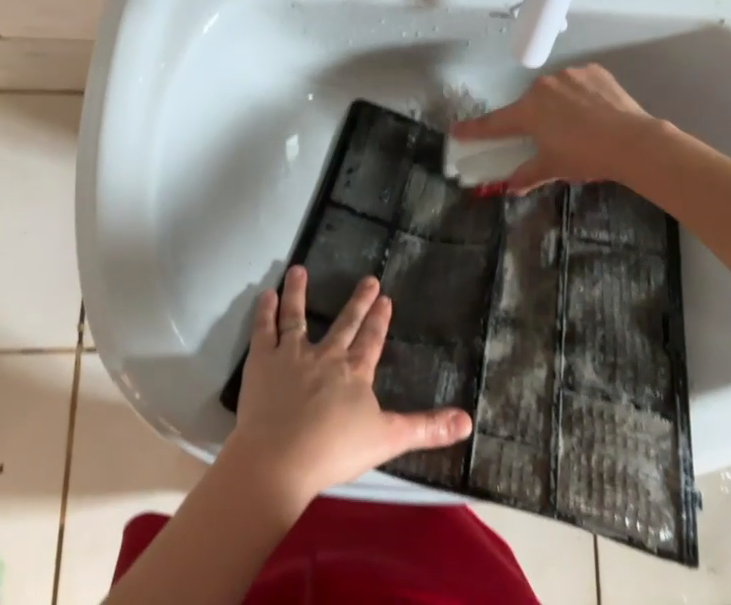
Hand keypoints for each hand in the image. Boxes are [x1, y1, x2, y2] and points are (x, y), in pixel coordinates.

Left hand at [224, 266, 472, 503]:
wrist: (280, 459)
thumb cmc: (334, 451)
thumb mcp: (388, 440)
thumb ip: (426, 428)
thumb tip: (468, 421)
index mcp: (355, 372)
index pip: (371, 339)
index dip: (379, 319)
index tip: (385, 298)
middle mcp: (326, 355)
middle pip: (344, 323)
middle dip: (358, 301)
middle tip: (367, 279)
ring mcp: (291, 355)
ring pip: (296, 317)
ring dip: (298, 293)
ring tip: (299, 270)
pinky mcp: (262, 362)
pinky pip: (264, 330)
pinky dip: (265, 311)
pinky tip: (267, 294)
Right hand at [452, 64, 655, 193]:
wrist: (632, 140)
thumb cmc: (585, 156)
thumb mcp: (553, 167)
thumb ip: (528, 174)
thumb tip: (511, 187)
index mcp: (528, 110)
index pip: (495, 123)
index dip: (474, 129)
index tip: (455, 129)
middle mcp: (544, 86)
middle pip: (530, 104)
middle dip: (535, 119)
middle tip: (549, 138)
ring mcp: (570, 74)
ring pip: (556, 91)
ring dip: (560, 105)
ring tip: (579, 127)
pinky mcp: (594, 71)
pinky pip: (580, 83)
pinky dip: (582, 95)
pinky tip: (595, 112)